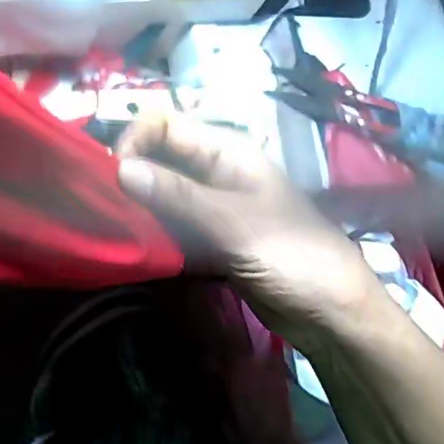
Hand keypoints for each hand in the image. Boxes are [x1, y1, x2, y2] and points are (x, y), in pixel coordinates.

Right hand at [117, 114, 383, 348]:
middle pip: (158, 154)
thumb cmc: (294, 256)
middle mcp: (214, 170)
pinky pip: (169, 219)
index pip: (165, 125)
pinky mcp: (207, 235)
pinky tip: (134, 238)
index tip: (113, 172)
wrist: (337, 319)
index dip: (135, 140)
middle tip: (106, 199)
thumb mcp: (233, 224)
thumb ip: (177, 196)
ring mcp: (210, 203)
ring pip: (160, 188)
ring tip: (114, 220)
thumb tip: (119, 169)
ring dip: (137, 200)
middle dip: (131, 170)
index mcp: (226, 152)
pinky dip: (150, 225)